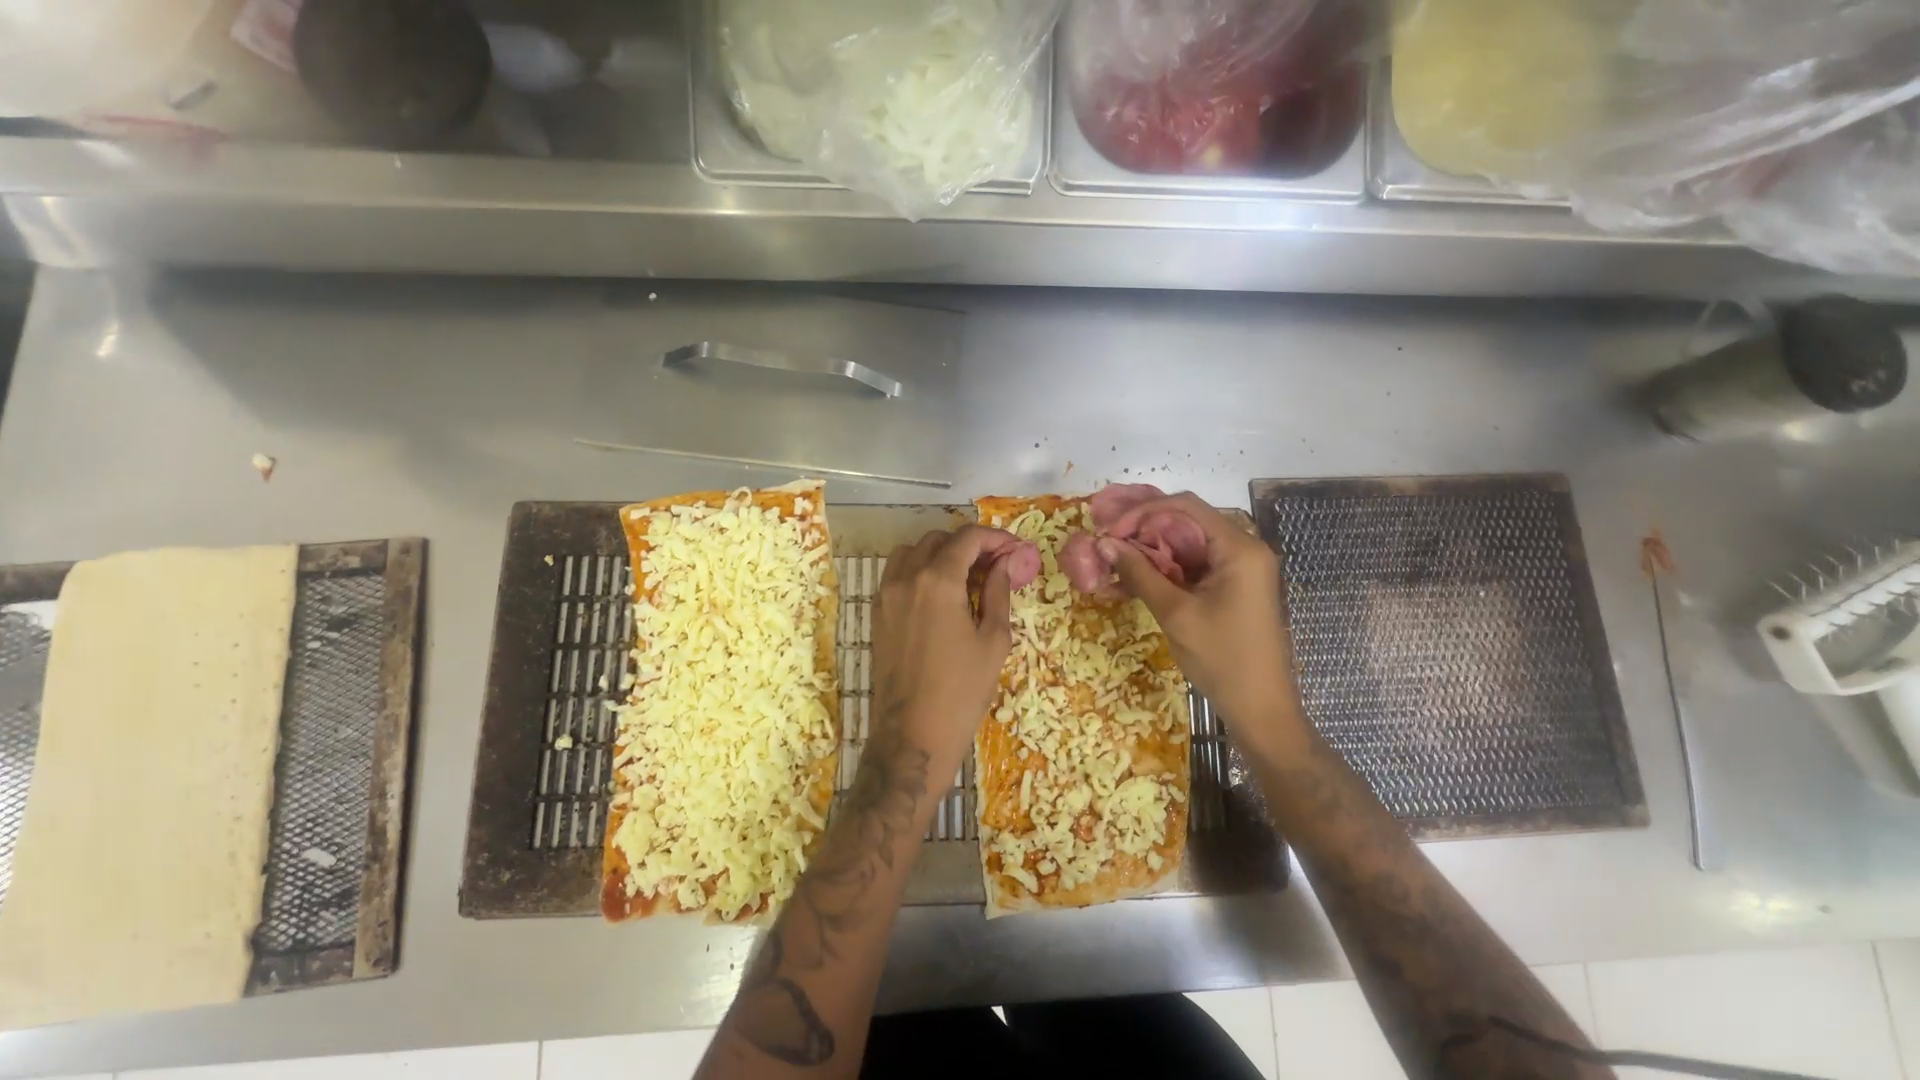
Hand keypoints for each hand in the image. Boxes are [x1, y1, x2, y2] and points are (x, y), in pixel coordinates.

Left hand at [872, 526, 1017, 770]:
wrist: (912, 734)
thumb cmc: (962, 691)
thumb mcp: (993, 642)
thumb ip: (998, 593)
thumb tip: (1005, 563)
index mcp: (938, 581)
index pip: (968, 538)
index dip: (996, 538)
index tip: (1015, 550)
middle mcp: (906, 579)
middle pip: (938, 540)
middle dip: (969, 545)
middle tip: (995, 566)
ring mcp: (885, 596)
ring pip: (912, 553)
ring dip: (940, 554)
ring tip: (966, 579)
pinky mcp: (877, 614)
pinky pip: (896, 575)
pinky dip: (918, 571)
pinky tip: (940, 597)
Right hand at [1098, 493, 1305, 736]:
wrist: (1261, 709)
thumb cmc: (1223, 660)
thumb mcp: (1176, 614)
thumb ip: (1140, 573)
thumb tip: (1104, 543)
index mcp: (1239, 548)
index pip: (1185, 507)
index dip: (1142, 512)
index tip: (1109, 531)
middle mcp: (1243, 549)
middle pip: (1185, 523)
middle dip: (1141, 531)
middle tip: (1104, 544)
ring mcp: (1238, 570)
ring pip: (1185, 546)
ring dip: (1148, 553)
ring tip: (1110, 565)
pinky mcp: (1230, 588)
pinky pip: (1191, 568)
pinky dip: (1162, 573)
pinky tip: (1129, 583)